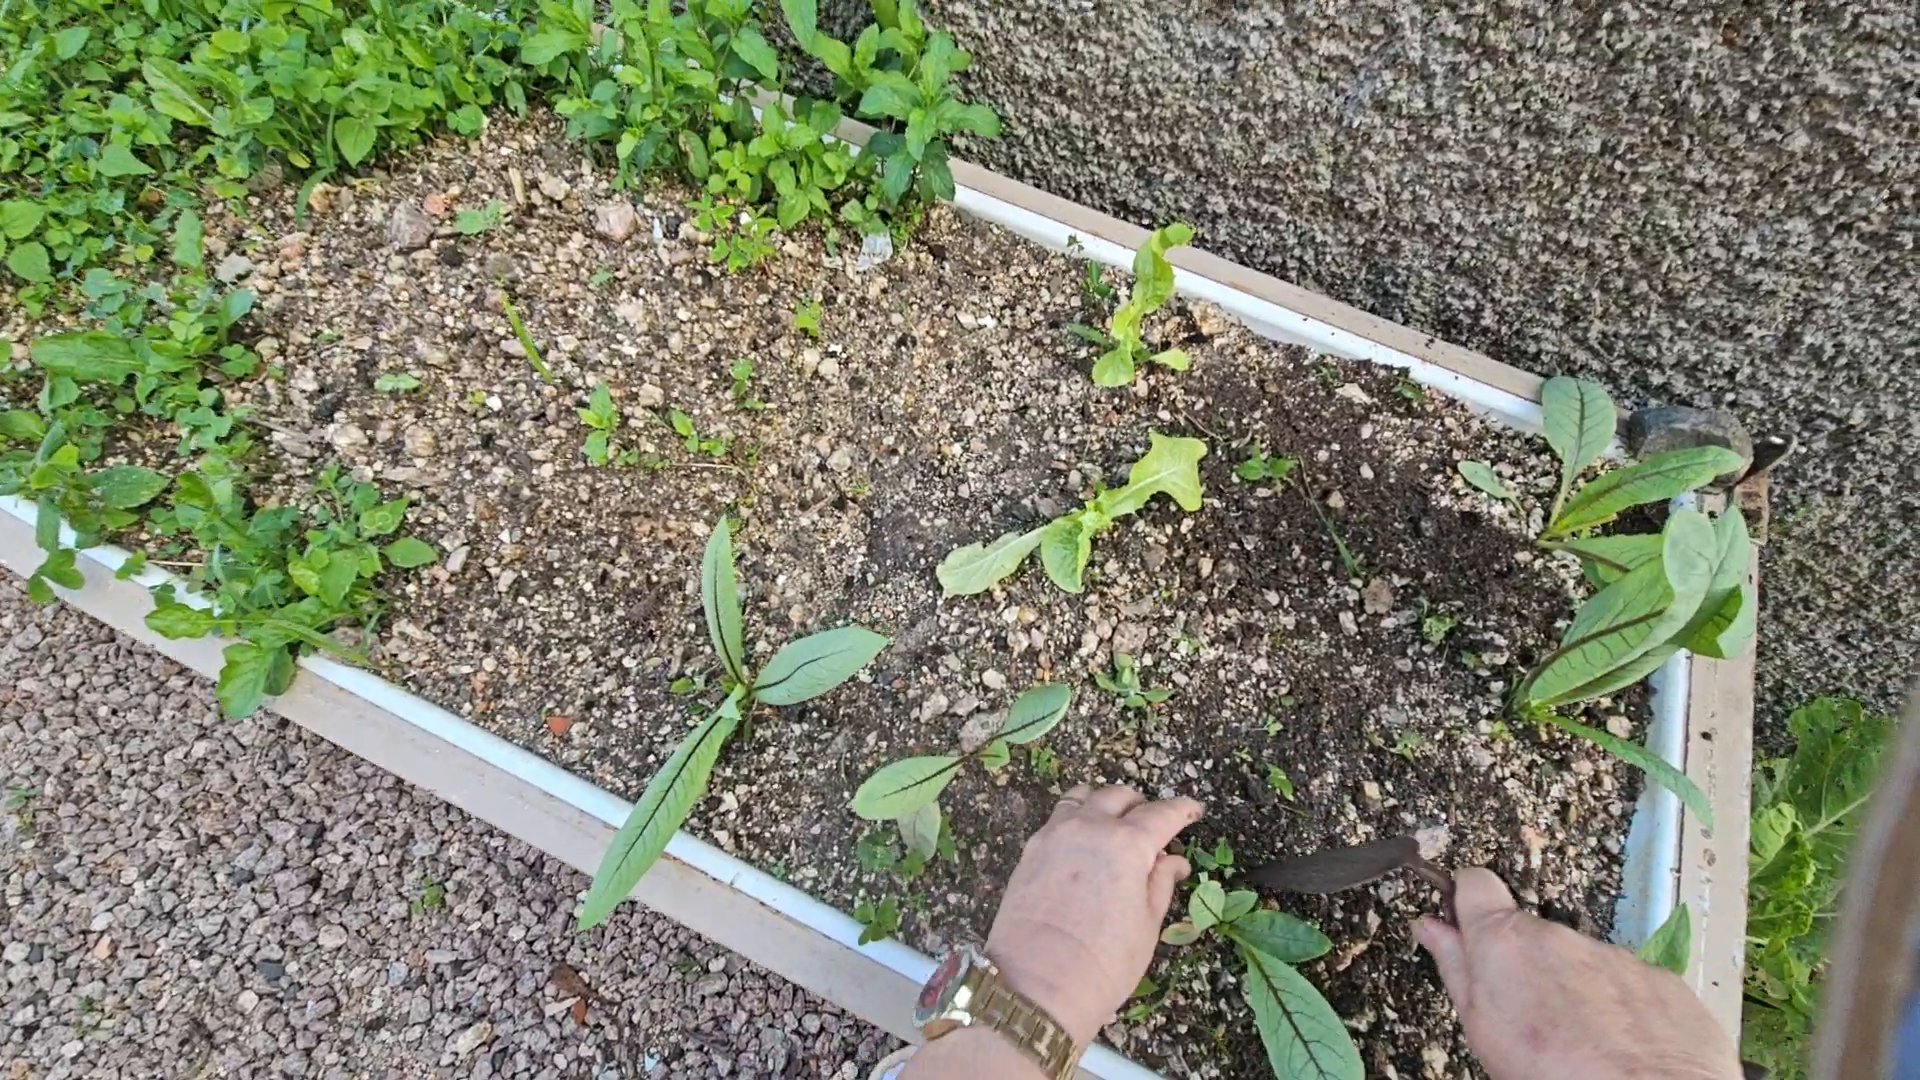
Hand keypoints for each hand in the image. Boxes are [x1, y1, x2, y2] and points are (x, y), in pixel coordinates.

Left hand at [984, 785, 1203, 1047]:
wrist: (1038, 980)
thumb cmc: (1104, 961)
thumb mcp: (1147, 925)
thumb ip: (1160, 882)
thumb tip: (1173, 860)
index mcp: (1127, 844)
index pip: (1161, 814)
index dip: (1181, 809)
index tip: (1193, 809)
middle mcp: (1090, 826)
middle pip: (1119, 797)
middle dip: (1140, 805)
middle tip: (1152, 825)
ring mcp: (1056, 831)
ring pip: (1084, 796)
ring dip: (1104, 803)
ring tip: (1114, 823)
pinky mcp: (1032, 845)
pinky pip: (1059, 816)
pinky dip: (1077, 817)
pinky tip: (1083, 840)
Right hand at [1414, 868, 1742, 1079]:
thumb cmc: (1554, 1072)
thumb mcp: (1480, 1026)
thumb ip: (1454, 965)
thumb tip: (1428, 926)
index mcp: (1502, 938)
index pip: (1475, 883)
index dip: (1469, 898)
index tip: (1470, 921)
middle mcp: (1554, 934)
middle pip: (1530, 933)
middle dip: (1528, 962)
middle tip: (1534, 1012)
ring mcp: (1612, 955)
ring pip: (1581, 960)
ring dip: (1578, 985)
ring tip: (1586, 1037)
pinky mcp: (1663, 980)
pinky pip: (1631, 982)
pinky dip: (1626, 1006)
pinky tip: (1627, 1045)